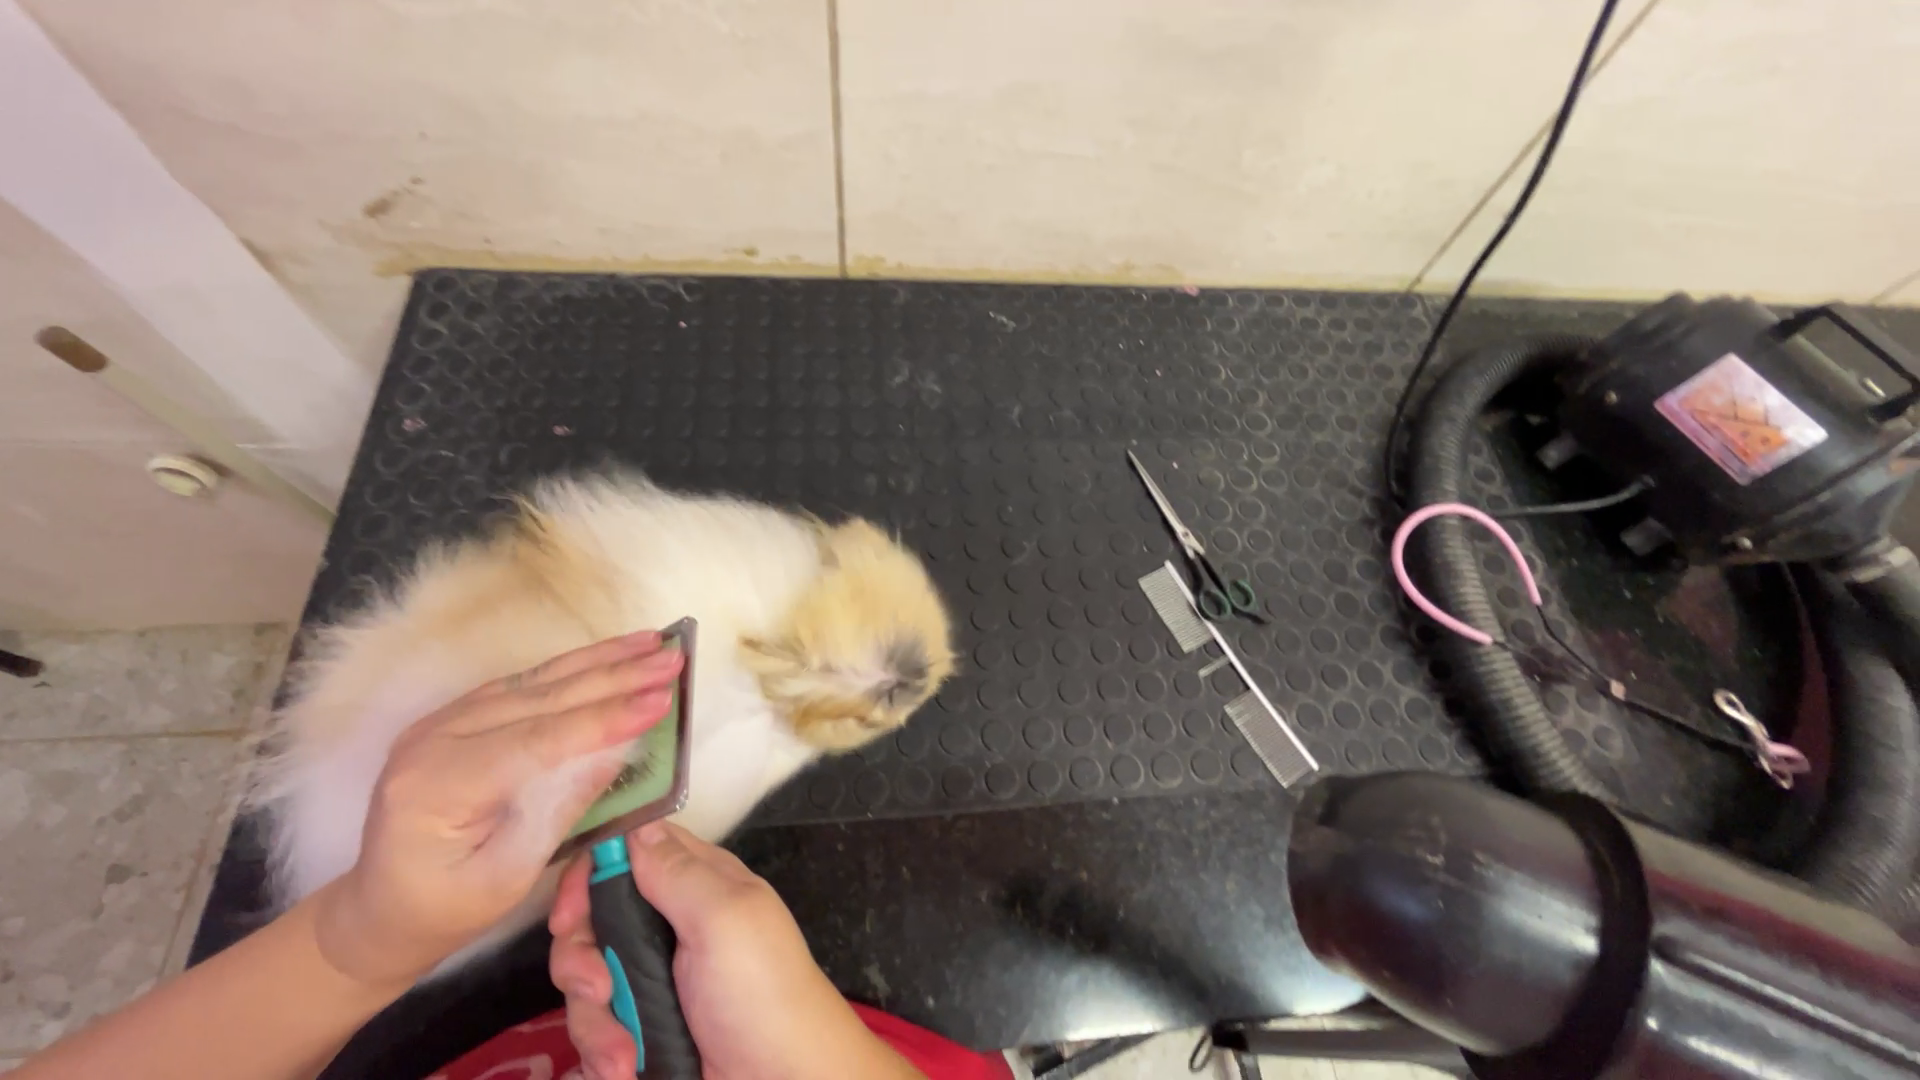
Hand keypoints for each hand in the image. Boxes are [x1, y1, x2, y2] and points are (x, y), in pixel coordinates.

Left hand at [314, 631, 684, 986]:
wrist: (380, 911)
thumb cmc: (444, 910)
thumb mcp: (508, 876)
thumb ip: (560, 808)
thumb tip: (619, 750)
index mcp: (439, 783)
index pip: (538, 740)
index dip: (606, 718)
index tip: (663, 700)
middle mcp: (436, 737)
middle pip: (543, 698)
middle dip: (617, 677)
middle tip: (675, 659)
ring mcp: (445, 719)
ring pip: (539, 679)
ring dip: (604, 659)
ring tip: (656, 643)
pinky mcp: (461, 714)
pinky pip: (528, 682)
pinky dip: (578, 666)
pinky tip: (614, 654)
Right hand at [550, 822, 920, 1079]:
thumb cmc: (758, 989)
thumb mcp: (723, 918)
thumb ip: (677, 873)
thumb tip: (637, 826)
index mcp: (696, 882)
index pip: (627, 851)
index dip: (589, 875)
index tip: (568, 916)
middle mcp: (671, 921)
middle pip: (594, 920)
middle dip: (581, 960)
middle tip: (599, 990)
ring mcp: (655, 976)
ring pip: (588, 981)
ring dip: (597, 1023)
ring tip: (625, 1056)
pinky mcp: (644, 1024)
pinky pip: (599, 1028)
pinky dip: (604, 1052)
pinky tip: (624, 1070)